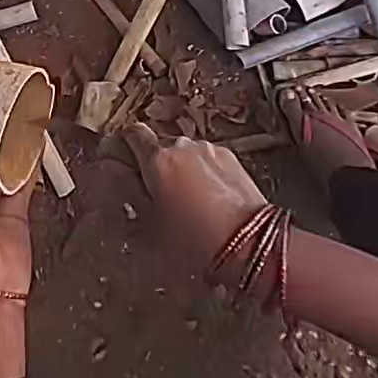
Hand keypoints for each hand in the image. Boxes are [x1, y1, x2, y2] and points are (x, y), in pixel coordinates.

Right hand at [123, 123, 269, 273]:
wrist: (253, 244)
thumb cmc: (196, 239)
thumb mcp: (153, 223)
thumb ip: (134, 195)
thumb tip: (124, 181)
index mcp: (157, 160)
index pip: (132, 133)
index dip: (125, 143)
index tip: (124, 158)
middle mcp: (181, 146)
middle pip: (159, 145)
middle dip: (156, 163)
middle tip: (158, 192)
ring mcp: (209, 149)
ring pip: (184, 152)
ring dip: (181, 167)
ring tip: (189, 198)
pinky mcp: (231, 157)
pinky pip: (206, 158)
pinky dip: (203, 171)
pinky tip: (210, 197)